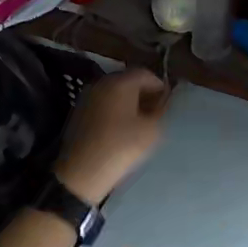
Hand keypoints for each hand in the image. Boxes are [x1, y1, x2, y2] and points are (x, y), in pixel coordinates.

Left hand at [53, 69, 168, 203]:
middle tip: (156, 112)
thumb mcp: (151, 130)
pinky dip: (115, 111)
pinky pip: (103, 104)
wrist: (82, 171)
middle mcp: (101, 83)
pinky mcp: (79, 112)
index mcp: (120, 82)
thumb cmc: (121, 147)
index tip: (168, 103)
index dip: (160, 87)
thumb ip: (160, 110)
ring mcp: (87, 97)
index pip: (145, 74)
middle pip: (128, 81)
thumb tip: (161, 101)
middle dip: (144, 94)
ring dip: (129, 103)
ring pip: (114, 93)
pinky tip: (121, 128)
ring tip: (140, 122)